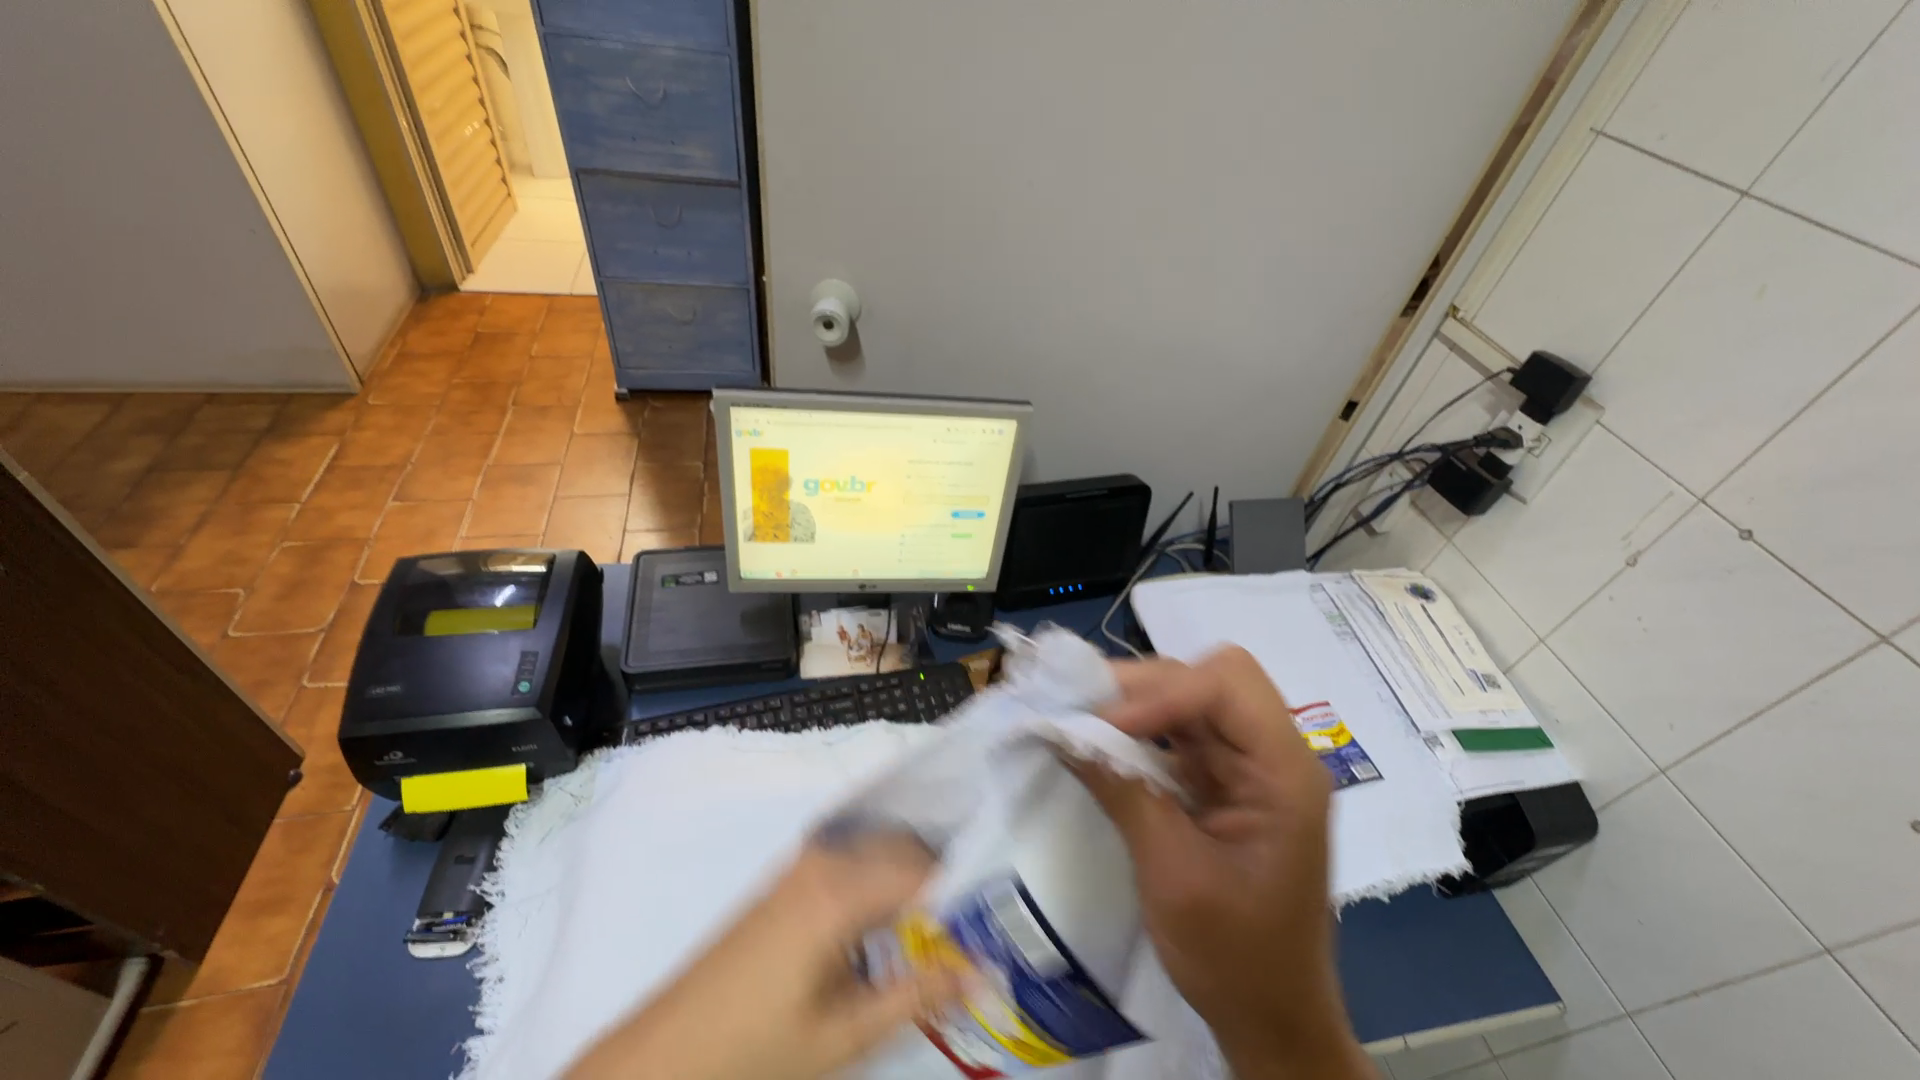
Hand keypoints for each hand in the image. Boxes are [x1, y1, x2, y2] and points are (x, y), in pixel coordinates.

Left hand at [564, 831, 960, 1079]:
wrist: (663, 1056)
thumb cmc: (755, 1049)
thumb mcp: (844, 1035)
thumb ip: (919, 995)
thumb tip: (986, 971)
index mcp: (838, 891)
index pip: (926, 869)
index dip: (969, 891)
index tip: (1002, 920)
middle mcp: (823, 860)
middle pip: (906, 850)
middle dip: (946, 882)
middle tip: (979, 928)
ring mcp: (801, 866)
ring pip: (880, 852)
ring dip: (915, 882)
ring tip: (944, 931)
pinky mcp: (787, 881)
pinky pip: (854, 862)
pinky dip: (884, 883)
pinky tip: (894, 929)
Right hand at [1071, 647, 1370, 1079]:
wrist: (1270, 1017)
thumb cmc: (1234, 956)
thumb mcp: (1173, 874)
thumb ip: (1125, 792)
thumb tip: (1063, 733)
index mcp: (1285, 773)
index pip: (1227, 686)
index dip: (1162, 693)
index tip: (1101, 726)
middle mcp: (1273, 756)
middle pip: (1210, 680)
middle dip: (1142, 689)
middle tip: (1079, 709)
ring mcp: (1250, 770)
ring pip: (1190, 701)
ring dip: (1135, 707)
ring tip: (1080, 721)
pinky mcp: (1225, 786)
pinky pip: (1180, 737)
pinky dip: (1138, 735)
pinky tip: (1102, 748)